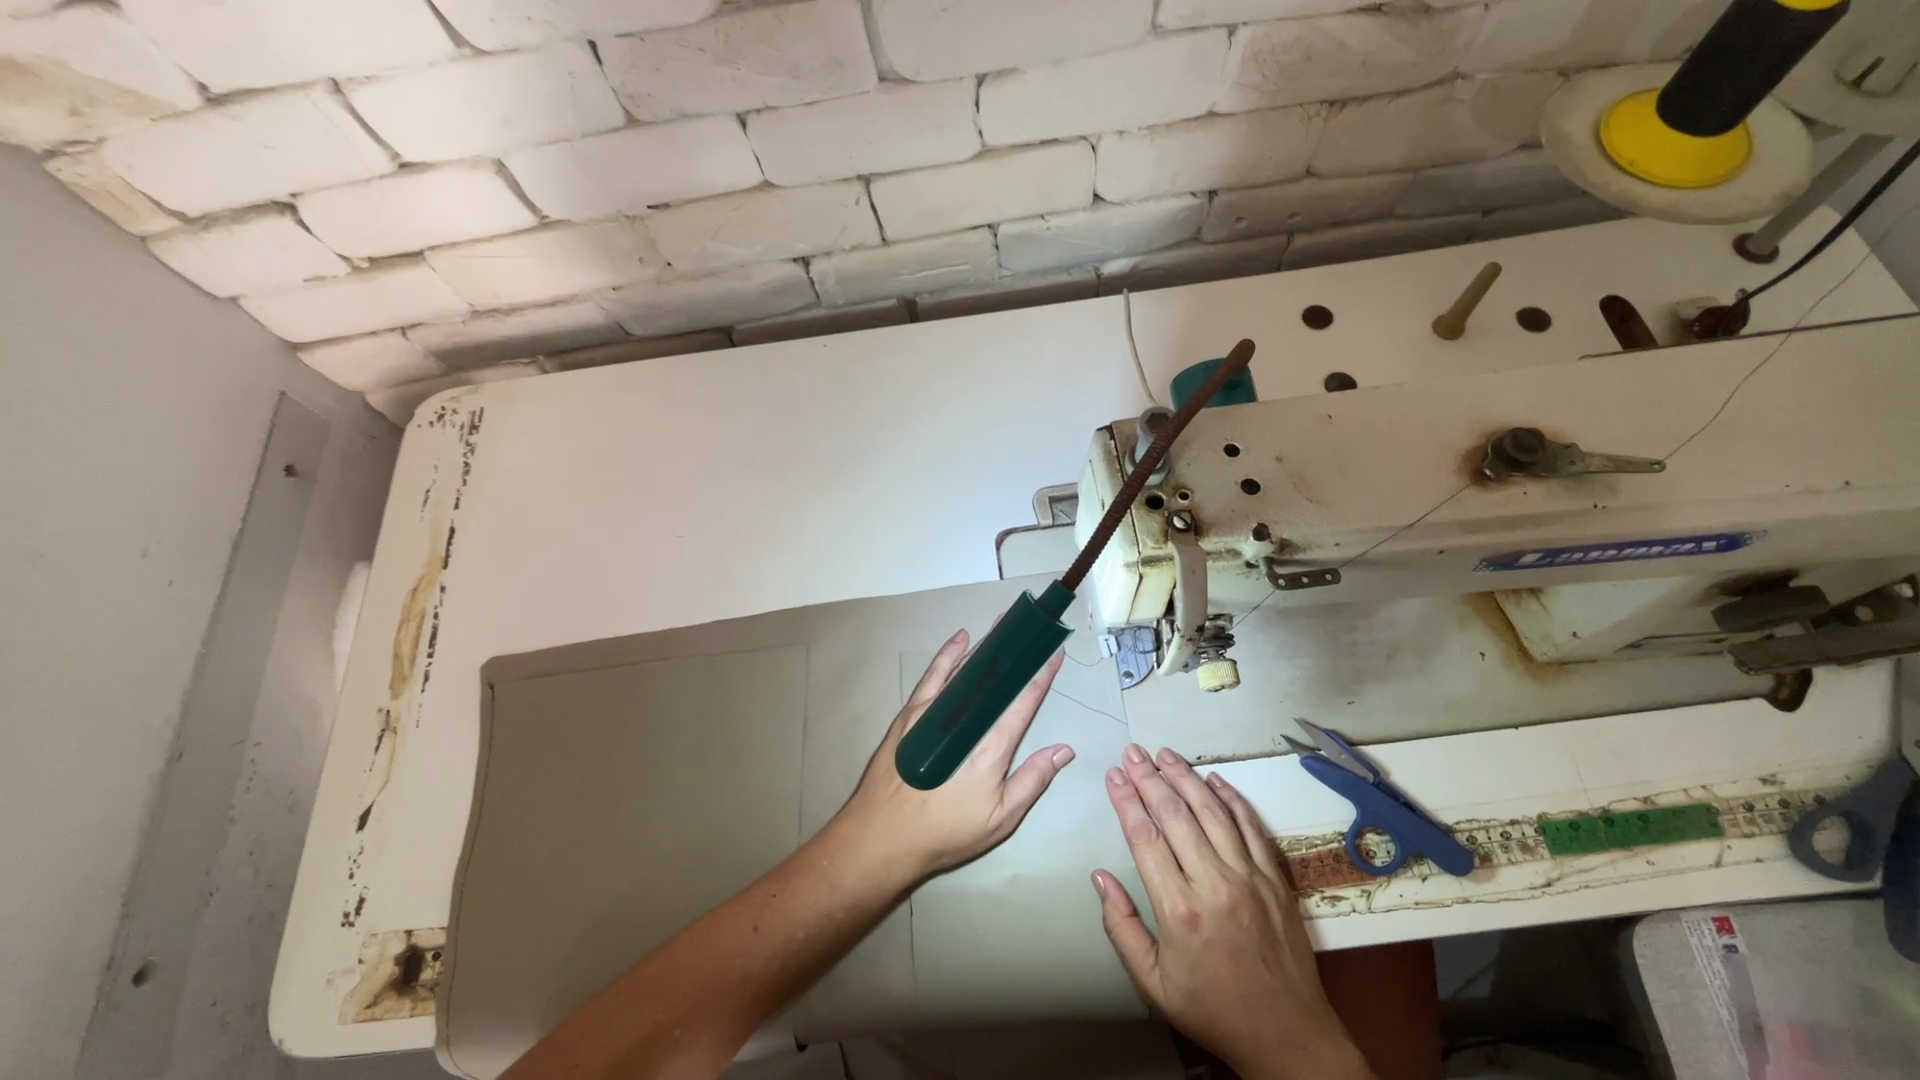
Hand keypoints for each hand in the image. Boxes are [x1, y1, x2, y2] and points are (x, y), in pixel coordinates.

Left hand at [837, 629, 1074, 881]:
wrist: (882, 835)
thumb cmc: (946, 833)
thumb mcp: (1000, 819)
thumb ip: (1032, 780)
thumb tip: (1063, 750)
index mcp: (991, 748)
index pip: (1022, 702)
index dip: (1040, 676)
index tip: (1052, 654)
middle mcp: (964, 722)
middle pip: (994, 678)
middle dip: (1015, 651)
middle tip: (1031, 629)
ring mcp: (933, 714)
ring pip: (965, 671)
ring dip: (987, 647)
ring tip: (1004, 627)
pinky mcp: (910, 714)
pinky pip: (933, 676)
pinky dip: (948, 656)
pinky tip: (961, 640)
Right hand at [1094, 745, 1372, 1079]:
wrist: (1287, 1034)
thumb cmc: (1212, 1009)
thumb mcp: (1152, 982)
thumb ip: (1122, 927)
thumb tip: (1100, 878)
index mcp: (1180, 911)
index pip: (1146, 839)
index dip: (1127, 802)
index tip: (1113, 776)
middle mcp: (1216, 885)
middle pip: (1178, 816)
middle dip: (1151, 778)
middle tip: (1133, 752)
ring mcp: (1251, 878)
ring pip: (1214, 813)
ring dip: (1187, 778)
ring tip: (1164, 754)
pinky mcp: (1276, 879)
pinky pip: (1252, 827)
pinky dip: (1232, 798)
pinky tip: (1213, 779)